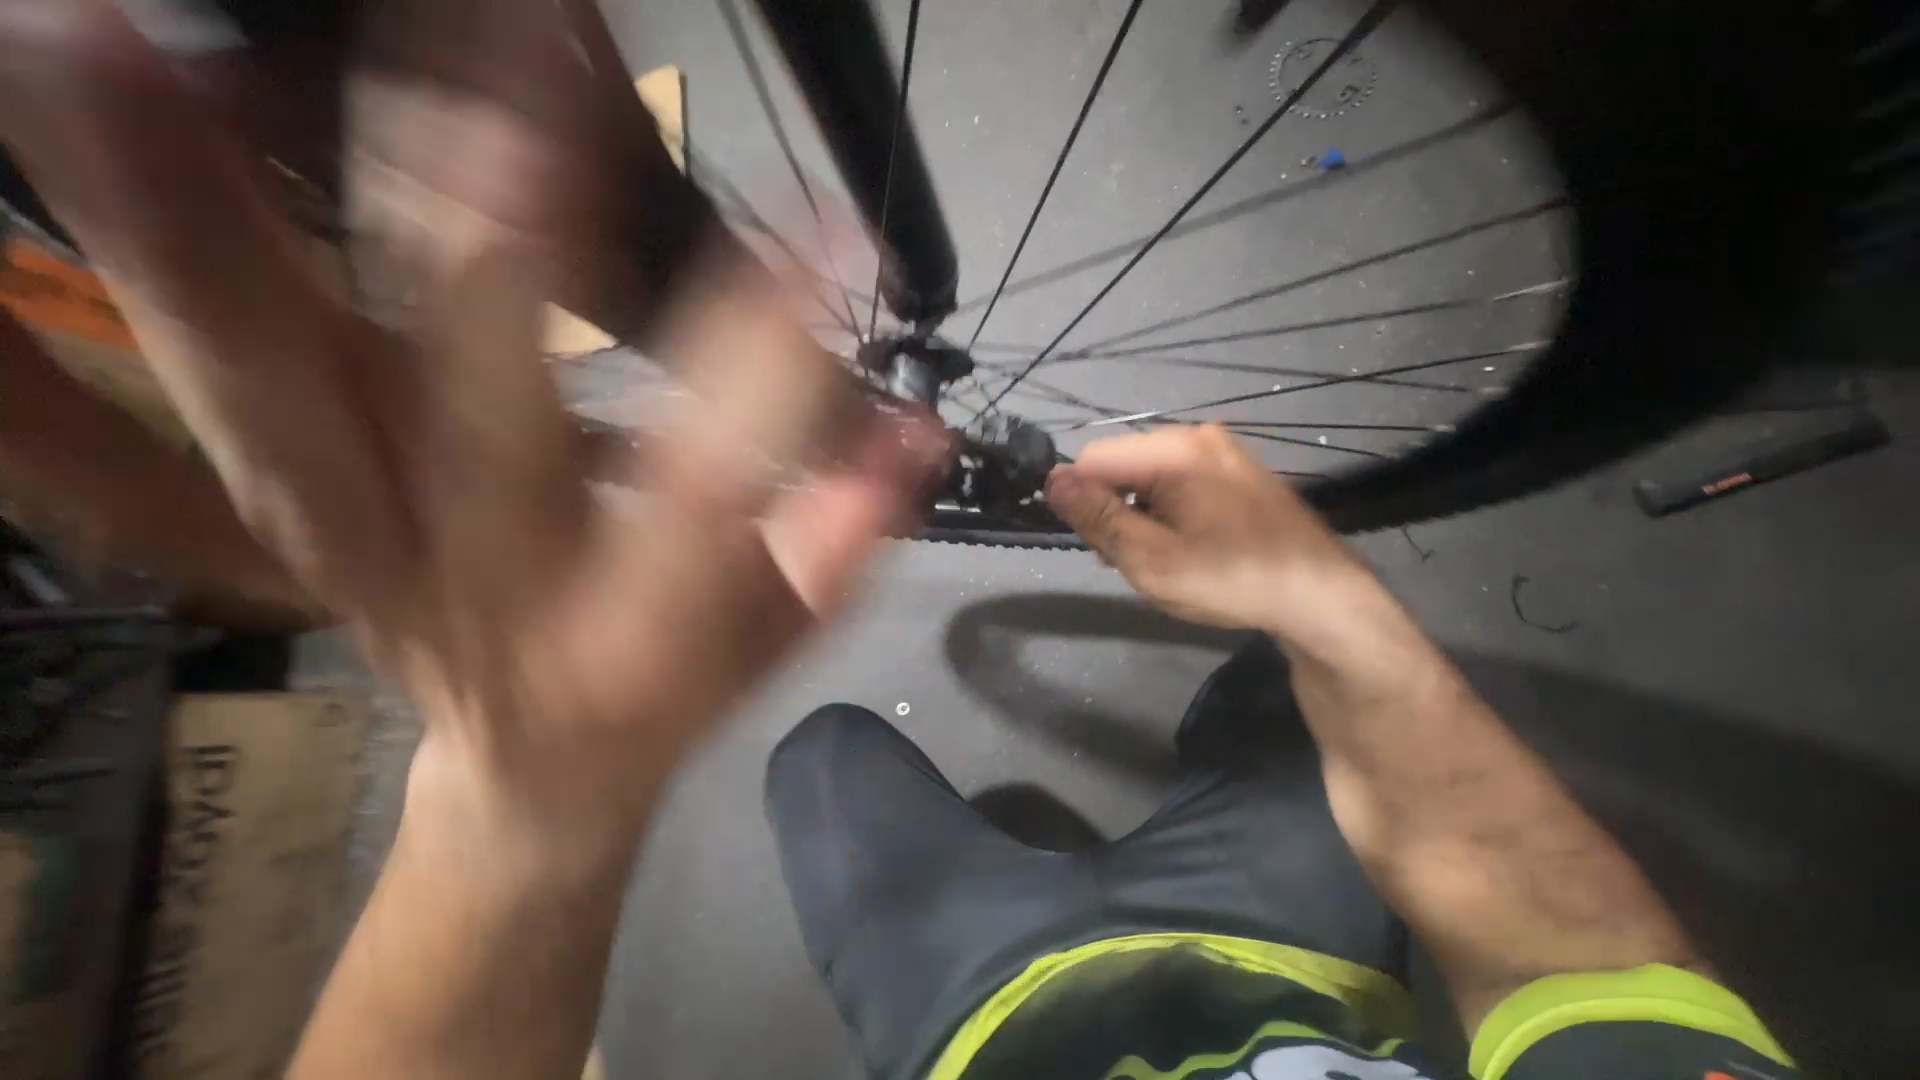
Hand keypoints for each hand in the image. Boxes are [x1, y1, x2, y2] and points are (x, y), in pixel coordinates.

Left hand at [0, 2, 946, 851]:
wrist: (536, 770)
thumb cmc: (671, 697)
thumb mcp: (774, 647)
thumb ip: (842, 545)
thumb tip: (916, 434)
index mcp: (627, 632)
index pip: (714, 483)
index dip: (770, 361)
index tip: (819, 232)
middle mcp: (474, 580)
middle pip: (462, 410)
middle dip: (492, 238)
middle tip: (508, 65)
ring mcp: (349, 548)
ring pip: (261, 396)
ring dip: (201, 227)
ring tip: (111, 42)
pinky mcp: (273, 518)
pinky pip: (163, 419)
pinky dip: (104, 304)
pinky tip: (54, 153)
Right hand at [1045, 425, 1363, 634]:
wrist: (1323, 599)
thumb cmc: (1233, 579)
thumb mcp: (1152, 559)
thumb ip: (1099, 518)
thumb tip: (1052, 480)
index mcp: (1177, 449)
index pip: (1094, 459)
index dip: (1080, 502)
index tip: (1094, 546)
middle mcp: (1199, 439)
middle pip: (1123, 466)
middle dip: (1113, 512)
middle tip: (1132, 563)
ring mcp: (1224, 456)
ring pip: (1150, 479)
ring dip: (1140, 518)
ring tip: (1162, 563)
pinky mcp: (1238, 477)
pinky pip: (1180, 486)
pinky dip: (1168, 516)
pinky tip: (1186, 552)